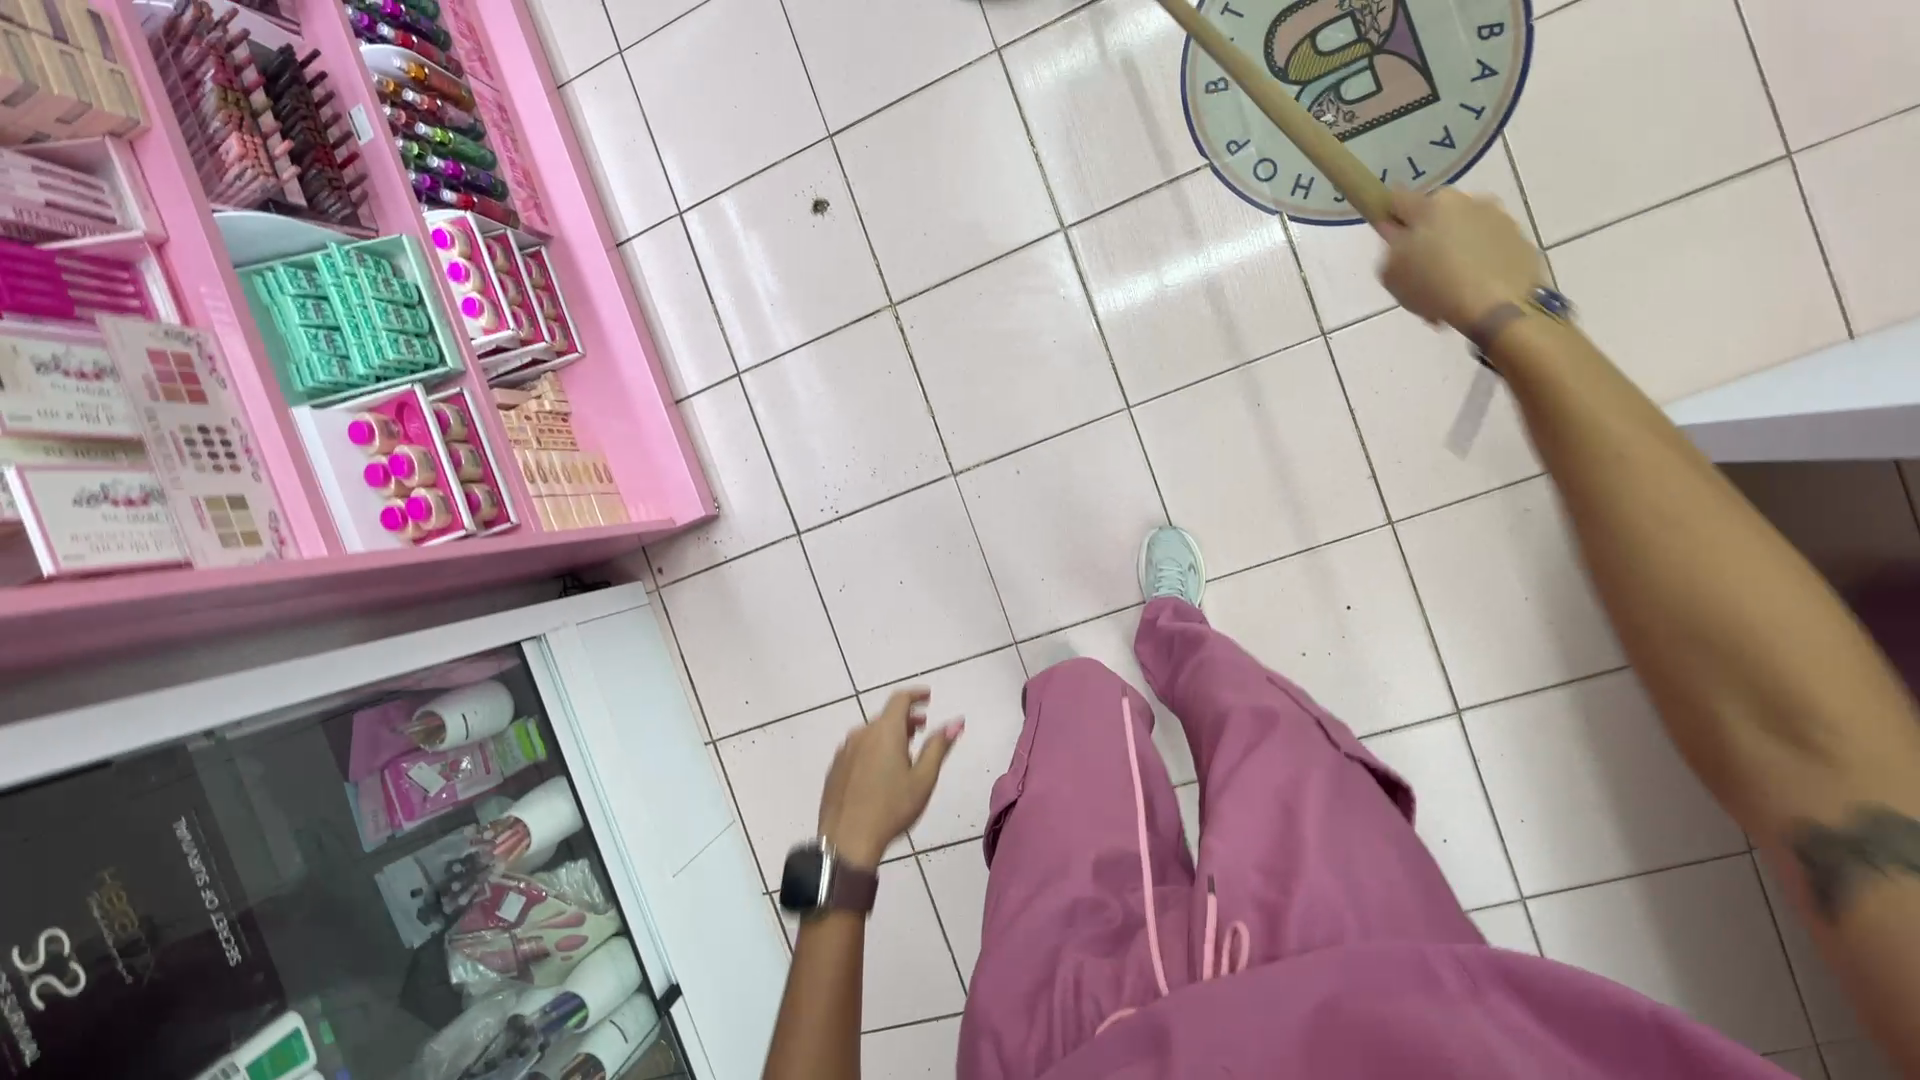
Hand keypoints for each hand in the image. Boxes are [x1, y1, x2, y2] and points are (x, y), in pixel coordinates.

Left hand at [816, 690, 962, 867]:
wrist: (846, 840)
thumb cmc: (891, 808)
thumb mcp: (923, 779)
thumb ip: (939, 747)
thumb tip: (956, 722)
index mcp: (884, 732)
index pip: (900, 699)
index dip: (916, 695)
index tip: (928, 697)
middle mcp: (861, 734)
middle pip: (885, 717)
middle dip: (905, 719)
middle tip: (922, 729)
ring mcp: (844, 751)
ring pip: (870, 734)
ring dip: (889, 735)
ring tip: (903, 753)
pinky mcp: (835, 769)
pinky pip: (858, 749)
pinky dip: (873, 749)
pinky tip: (880, 772)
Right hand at [1377, 188, 1546, 332]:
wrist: (1498, 307)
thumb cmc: (1435, 287)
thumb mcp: (1391, 274)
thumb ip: (1390, 247)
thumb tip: (1397, 234)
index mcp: (1432, 204)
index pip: (1398, 200)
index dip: (1389, 218)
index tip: (1390, 238)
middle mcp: (1468, 200)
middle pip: (1436, 217)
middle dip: (1427, 239)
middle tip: (1420, 273)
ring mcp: (1500, 218)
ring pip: (1464, 232)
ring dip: (1454, 252)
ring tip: (1449, 289)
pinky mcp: (1521, 239)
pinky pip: (1490, 248)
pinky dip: (1479, 264)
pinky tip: (1472, 291)